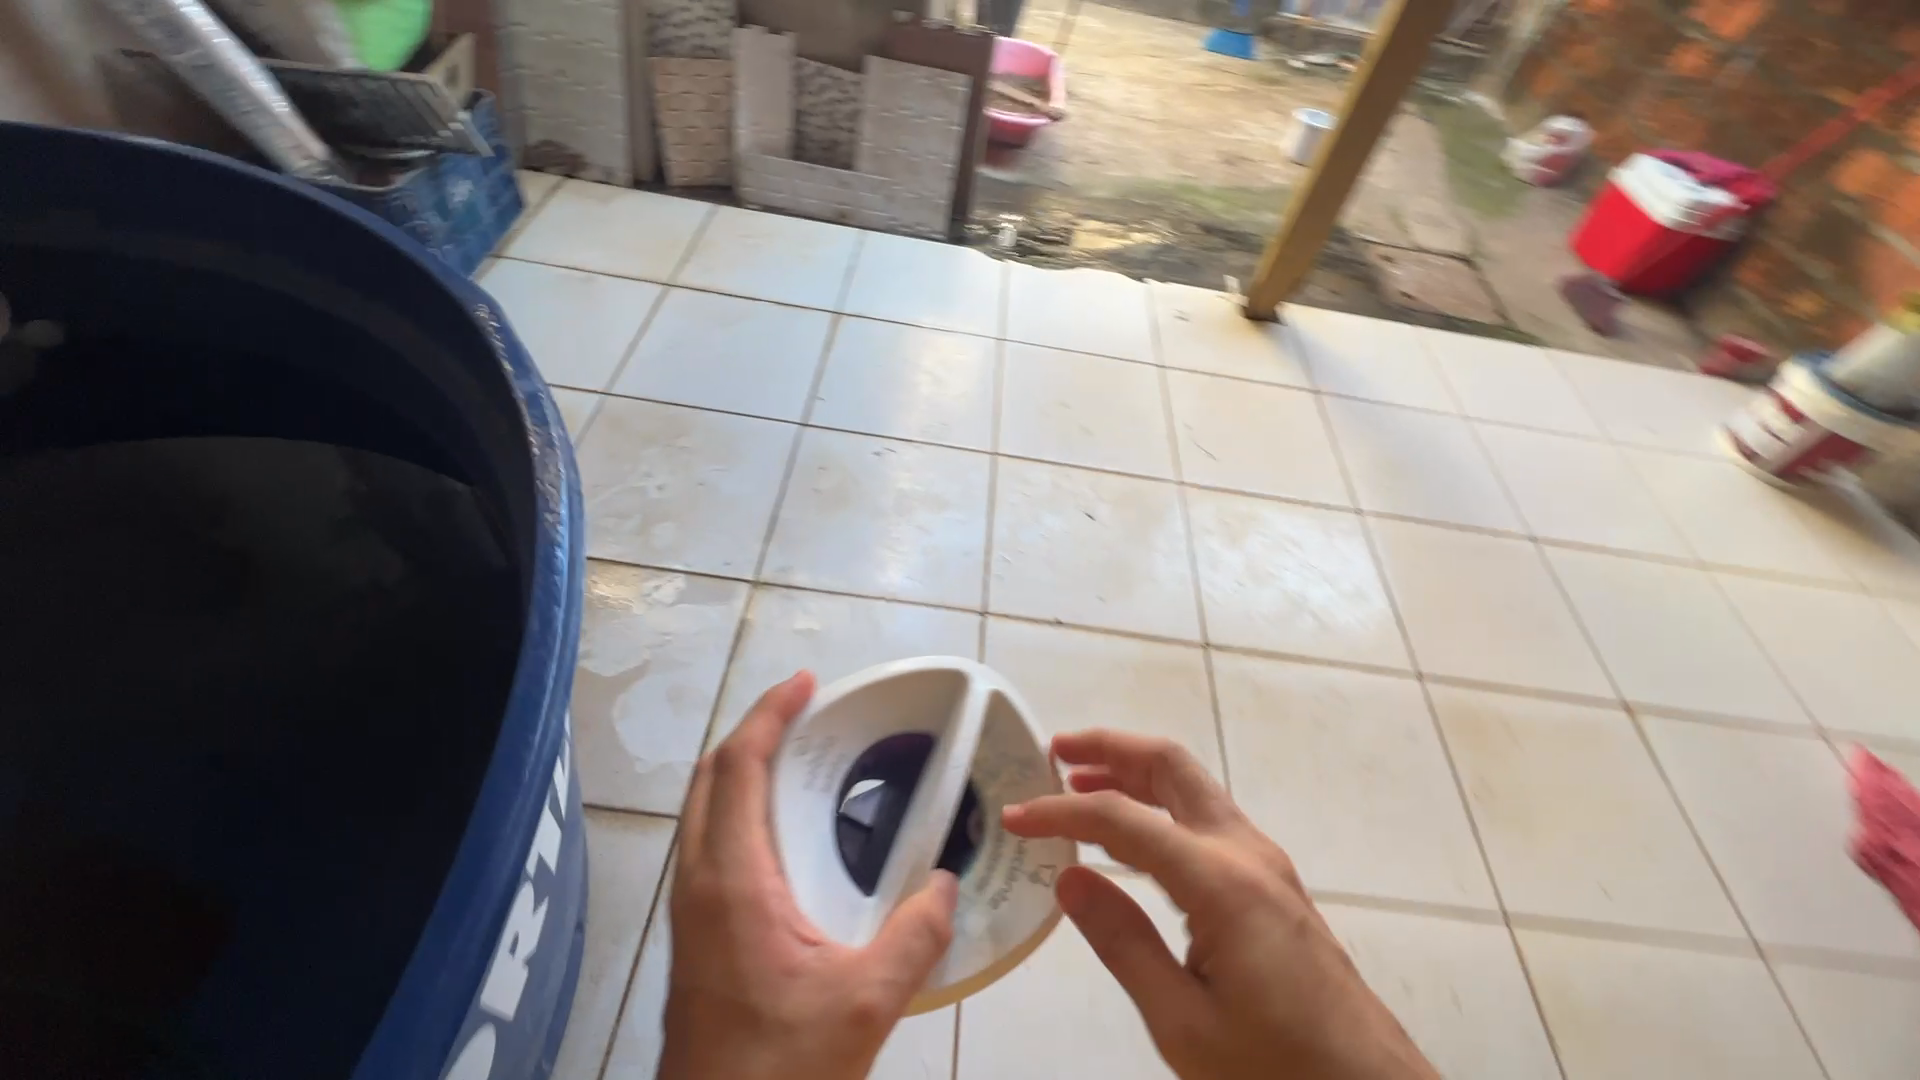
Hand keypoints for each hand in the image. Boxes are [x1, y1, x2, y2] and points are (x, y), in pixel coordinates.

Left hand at [658, 672, 959, 1079]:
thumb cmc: (781, 1069)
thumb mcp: (864, 1004)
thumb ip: (914, 937)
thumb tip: (946, 883)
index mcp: (732, 882)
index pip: (738, 768)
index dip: (769, 715)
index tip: (806, 683)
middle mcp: (698, 882)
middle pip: (712, 776)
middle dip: (755, 730)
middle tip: (807, 712)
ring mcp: (689, 908)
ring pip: (705, 808)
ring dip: (744, 767)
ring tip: (800, 756)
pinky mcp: (694, 932)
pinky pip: (711, 840)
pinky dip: (741, 807)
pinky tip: (786, 829)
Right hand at [1002, 730, 1438, 1079]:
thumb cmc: (1276, 1069)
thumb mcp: (1184, 1023)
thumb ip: (1122, 942)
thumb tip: (1067, 877)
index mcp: (1221, 881)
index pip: (1123, 820)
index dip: (1061, 812)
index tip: (1015, 817)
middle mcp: (1244, 851)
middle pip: (1170, 765)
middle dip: (1109, 747)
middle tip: (1054, 753)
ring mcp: (1263, 862)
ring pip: (1190, 785)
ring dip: (1133, 771)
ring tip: (1078, 779)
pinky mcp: (1269, 882)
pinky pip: (1203, 817)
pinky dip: (1156, 803)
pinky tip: (1128, 833)